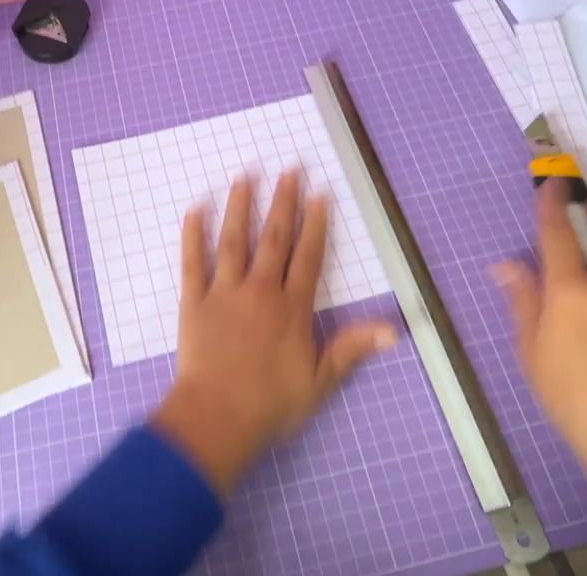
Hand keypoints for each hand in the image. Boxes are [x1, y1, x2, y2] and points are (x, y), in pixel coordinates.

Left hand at [150, 171, 398, 496]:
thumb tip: (394, 329)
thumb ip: (352, 348)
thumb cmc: (272, 402)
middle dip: (282, 203)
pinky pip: (192, 262)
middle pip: (274, 239)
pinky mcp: (194, 300)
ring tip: (244, 177)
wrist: (218, 416)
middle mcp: (260, 290)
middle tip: (288, 170)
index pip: (308, 257)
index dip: (316, 225)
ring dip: (239, 207)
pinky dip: (192, 235)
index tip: (318, 194)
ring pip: (233, 241)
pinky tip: (194, 209)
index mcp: (292, 307)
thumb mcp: (321, 380)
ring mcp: (225, 292)